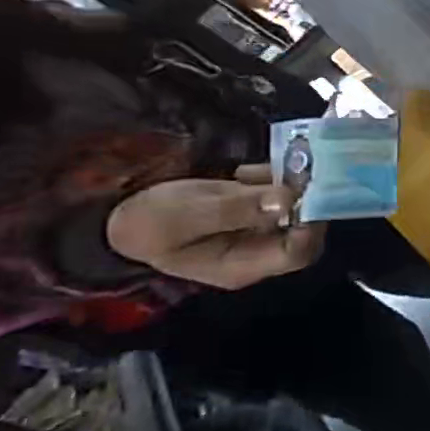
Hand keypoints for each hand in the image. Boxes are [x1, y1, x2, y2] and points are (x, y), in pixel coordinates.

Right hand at [106, 164, 323, 288]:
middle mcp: (256, 251)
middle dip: (305, 199)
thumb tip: (287, 201)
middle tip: (296, 167)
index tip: (308, 191)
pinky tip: (245, 170)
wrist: (119, 216)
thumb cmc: (149, 222)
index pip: (297, 253)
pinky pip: (273, 197)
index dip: (311, 224)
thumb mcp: (186, 215)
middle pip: (301, 231)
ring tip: (263, 166)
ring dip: (287, 185)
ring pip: (291, 210)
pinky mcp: (248, 212)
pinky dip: (270, 180)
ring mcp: (254, 231)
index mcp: (243, 264)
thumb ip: (236, 208)